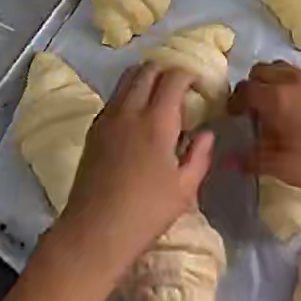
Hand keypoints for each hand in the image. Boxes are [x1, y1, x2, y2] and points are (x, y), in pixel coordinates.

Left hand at [51, 64, 214, 273]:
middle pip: (148, 69)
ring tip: (158, 98)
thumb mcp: (185, 190)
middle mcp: (131, 109)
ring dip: (146, 77)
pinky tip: (137, 116)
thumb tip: (206, 133)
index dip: (189, 75)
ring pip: (127, 77)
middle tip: (180, 89)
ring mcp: (109, 116)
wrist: (94, 231)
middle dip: (167, 71)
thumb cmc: (146, 213)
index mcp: (157, 120)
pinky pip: (115, 96)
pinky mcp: (94, 127)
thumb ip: (200, 155)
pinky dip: (129, 93)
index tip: (199, 86)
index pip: (174, 77)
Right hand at [229, 61, 300, 198]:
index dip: (235, 102)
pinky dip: (293, 86)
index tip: (233, 117)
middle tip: (254, 112)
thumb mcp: (287, 168)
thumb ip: (254, 160)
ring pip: (283, 69)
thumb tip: (225, 159)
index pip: (245, 89)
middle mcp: (294, 79)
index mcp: (278, 97)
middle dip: (252, 87)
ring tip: (279, 110)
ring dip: (273, 83)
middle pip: (261, 70)